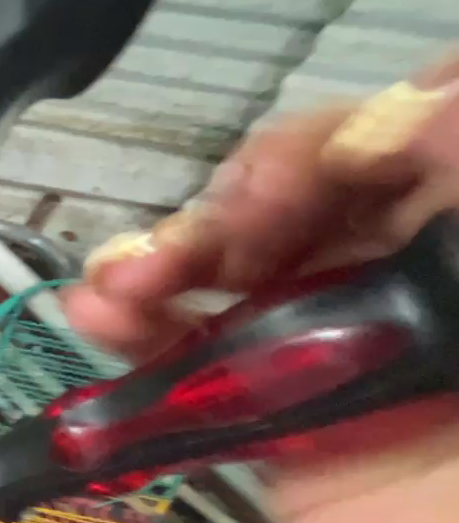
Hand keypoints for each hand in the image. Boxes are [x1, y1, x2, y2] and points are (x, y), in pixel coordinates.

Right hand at [62, 56, 458, 522]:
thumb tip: (430, 108)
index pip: (441, 132)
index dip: (378, 125)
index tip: (339, 170)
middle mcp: (436, 292)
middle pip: (332, 189)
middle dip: (259, 190)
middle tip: (228, 226)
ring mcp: (348, 356)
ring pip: (244, 263)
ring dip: (169, 253)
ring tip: (118, 285)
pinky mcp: (268, 415)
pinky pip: (191, 343)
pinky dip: (132, 320)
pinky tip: (98, 313)